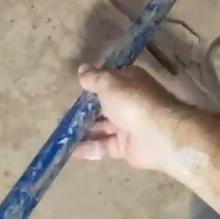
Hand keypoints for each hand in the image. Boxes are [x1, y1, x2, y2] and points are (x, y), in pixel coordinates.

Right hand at [72, 64, 194, 174]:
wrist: (157, 134)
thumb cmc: (132, 101)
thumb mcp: (108, 83)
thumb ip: (93, 78)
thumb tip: (82, 69)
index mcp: (129, 82)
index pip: (109, 80)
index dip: (93, 84)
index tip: (75, 90)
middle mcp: (129, 102)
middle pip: (104, 105)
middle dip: (85, 110)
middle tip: (63, 114)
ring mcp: (128, 126)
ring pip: (102, 127)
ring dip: (84, 130)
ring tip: (62, 133)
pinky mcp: (125, 147)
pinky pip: (104, 147)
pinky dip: (89, 148)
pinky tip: (70, 150)